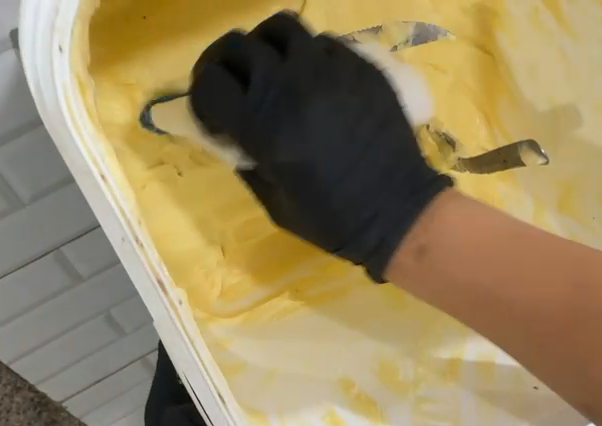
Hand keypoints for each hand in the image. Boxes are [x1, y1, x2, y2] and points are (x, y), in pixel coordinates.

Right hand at [189, 11, 453, 281]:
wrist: (399, 214)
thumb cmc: (336, 222)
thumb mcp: (277, 205)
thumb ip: (247, 163)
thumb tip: (232, 134)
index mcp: (264, 129)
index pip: (209, 85)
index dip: (202, 99)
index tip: (213, 114)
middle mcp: (290, 88)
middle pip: (237, 46)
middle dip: (226, 66)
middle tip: (234, 86)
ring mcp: (327, 70)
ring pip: (279, 28)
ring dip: (267, 48)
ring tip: (273, 72)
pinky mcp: (358, 66)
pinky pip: (320, 42)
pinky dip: (307, 57)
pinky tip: (313, 83)